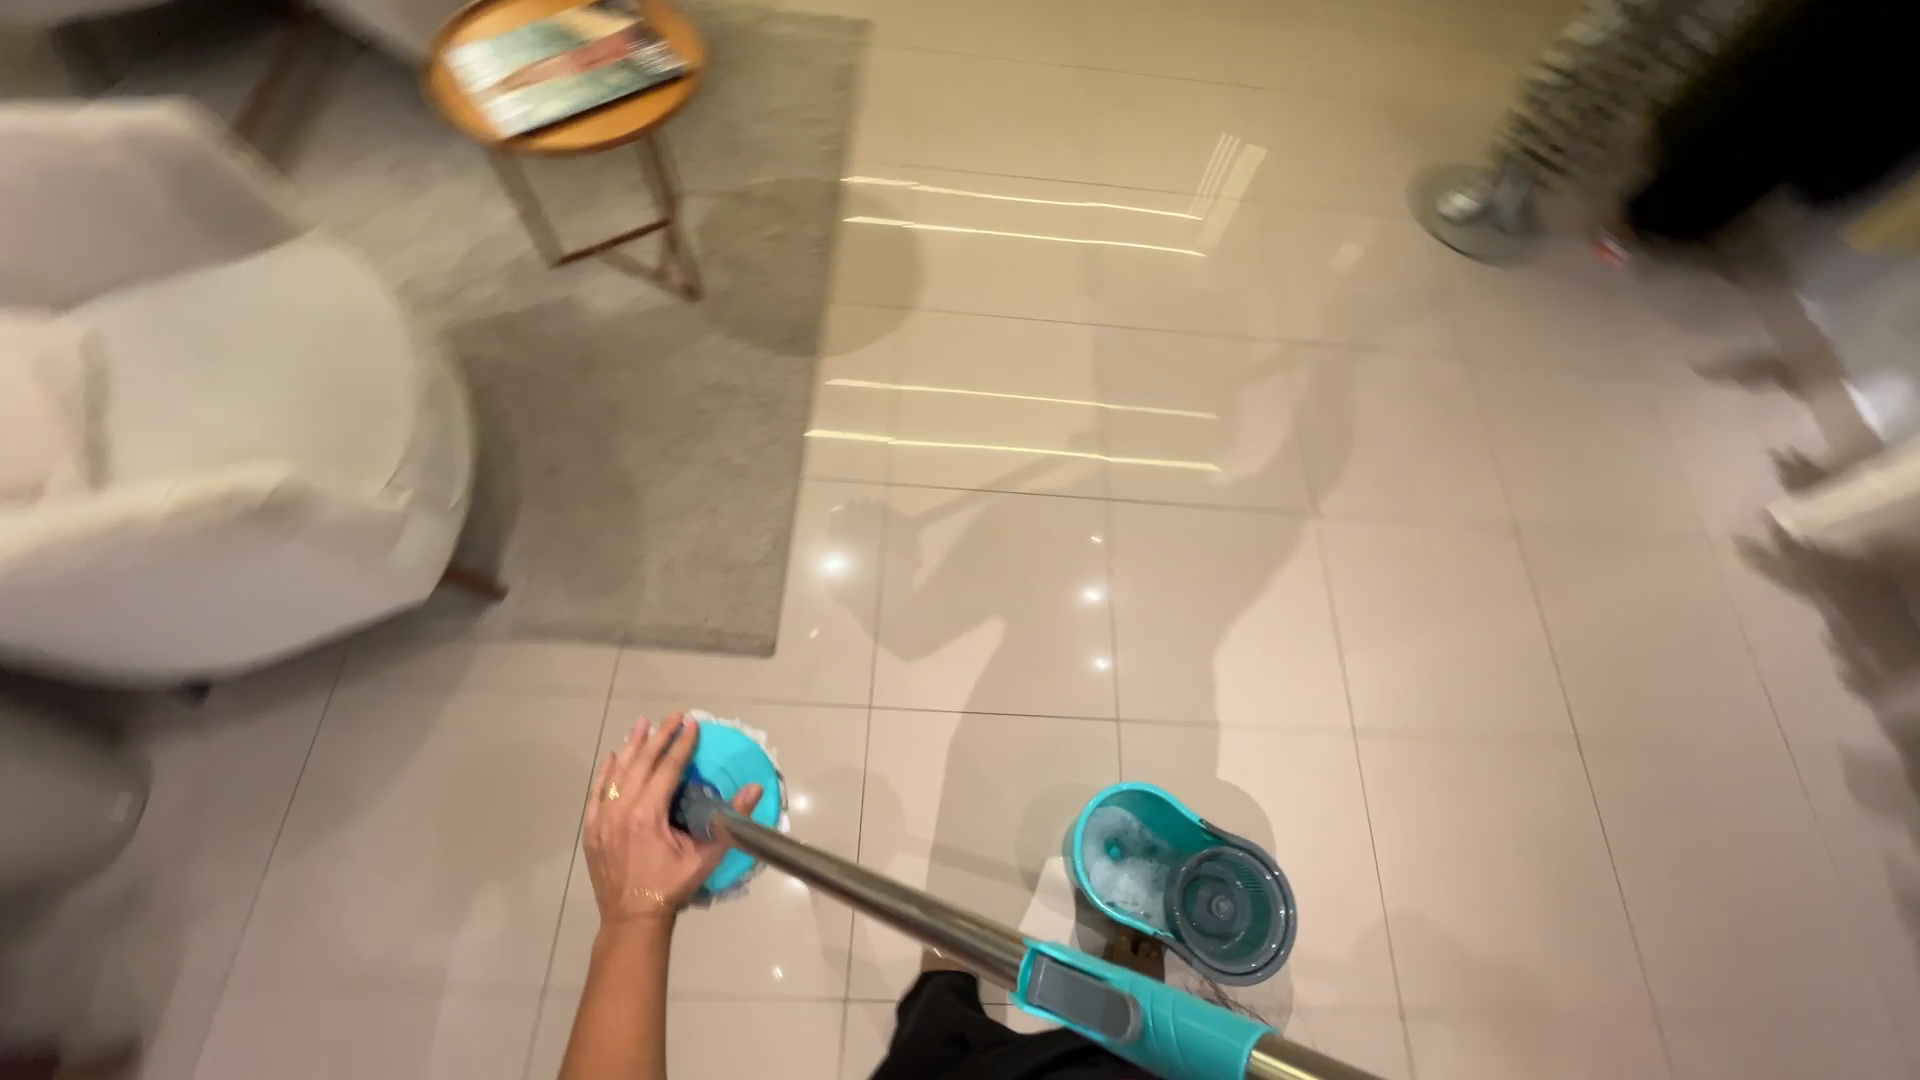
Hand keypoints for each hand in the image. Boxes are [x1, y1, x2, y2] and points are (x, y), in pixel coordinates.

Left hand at [583, 713, 762, 927]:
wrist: (632, 919)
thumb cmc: (672, 886)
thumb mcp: (706, 856)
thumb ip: (729, 821)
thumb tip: (754, 789)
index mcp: (648, 815)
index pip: (667, 768)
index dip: (681, 744)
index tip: (692, 724)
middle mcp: (622, 811)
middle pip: (641, 764)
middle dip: (659, 737)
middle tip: (674, 717)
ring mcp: (602, 820)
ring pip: (618, 773)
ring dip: (632, 746)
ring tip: (643, 724)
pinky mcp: (592, 830)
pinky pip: (597, 793)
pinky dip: (606, 772)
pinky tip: (613, 756)